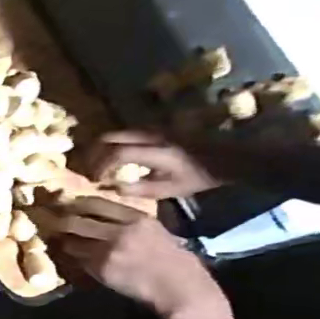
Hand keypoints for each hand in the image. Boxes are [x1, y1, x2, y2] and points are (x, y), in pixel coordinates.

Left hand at [46, 198, 223, 318]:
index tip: (65, 204)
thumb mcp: (154, 231)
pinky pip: (78, 258)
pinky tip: (66, 254)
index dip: (76, 203)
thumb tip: (101, 216)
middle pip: (78, 220)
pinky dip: (70, 255)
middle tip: (50, 219)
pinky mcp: (101, 268)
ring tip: (55, 237)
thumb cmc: (170, 259)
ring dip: (62, 239)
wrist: (177, 285)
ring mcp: (108, 250)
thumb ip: (129, 221)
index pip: (96, 204)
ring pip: (73, 240)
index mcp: (137, 218)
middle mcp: (120, 231)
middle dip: (61, 220)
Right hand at [83, 131, 219, 199]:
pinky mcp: (157, 128)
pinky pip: (127, 134)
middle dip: (94, 154)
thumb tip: (112, 188)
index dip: (99, 167)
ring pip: (116, 133)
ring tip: (100, 165)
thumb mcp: (169, 190)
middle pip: (109, 138)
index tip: (95, 180)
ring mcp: (154, 129)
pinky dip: (115, 144)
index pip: (116, 154)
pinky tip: (117, 158)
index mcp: (155, 152)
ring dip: (103, 148)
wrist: (228, 157)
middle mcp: (151, 136)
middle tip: (91, 170)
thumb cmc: (198, 177)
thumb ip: (138, 189)